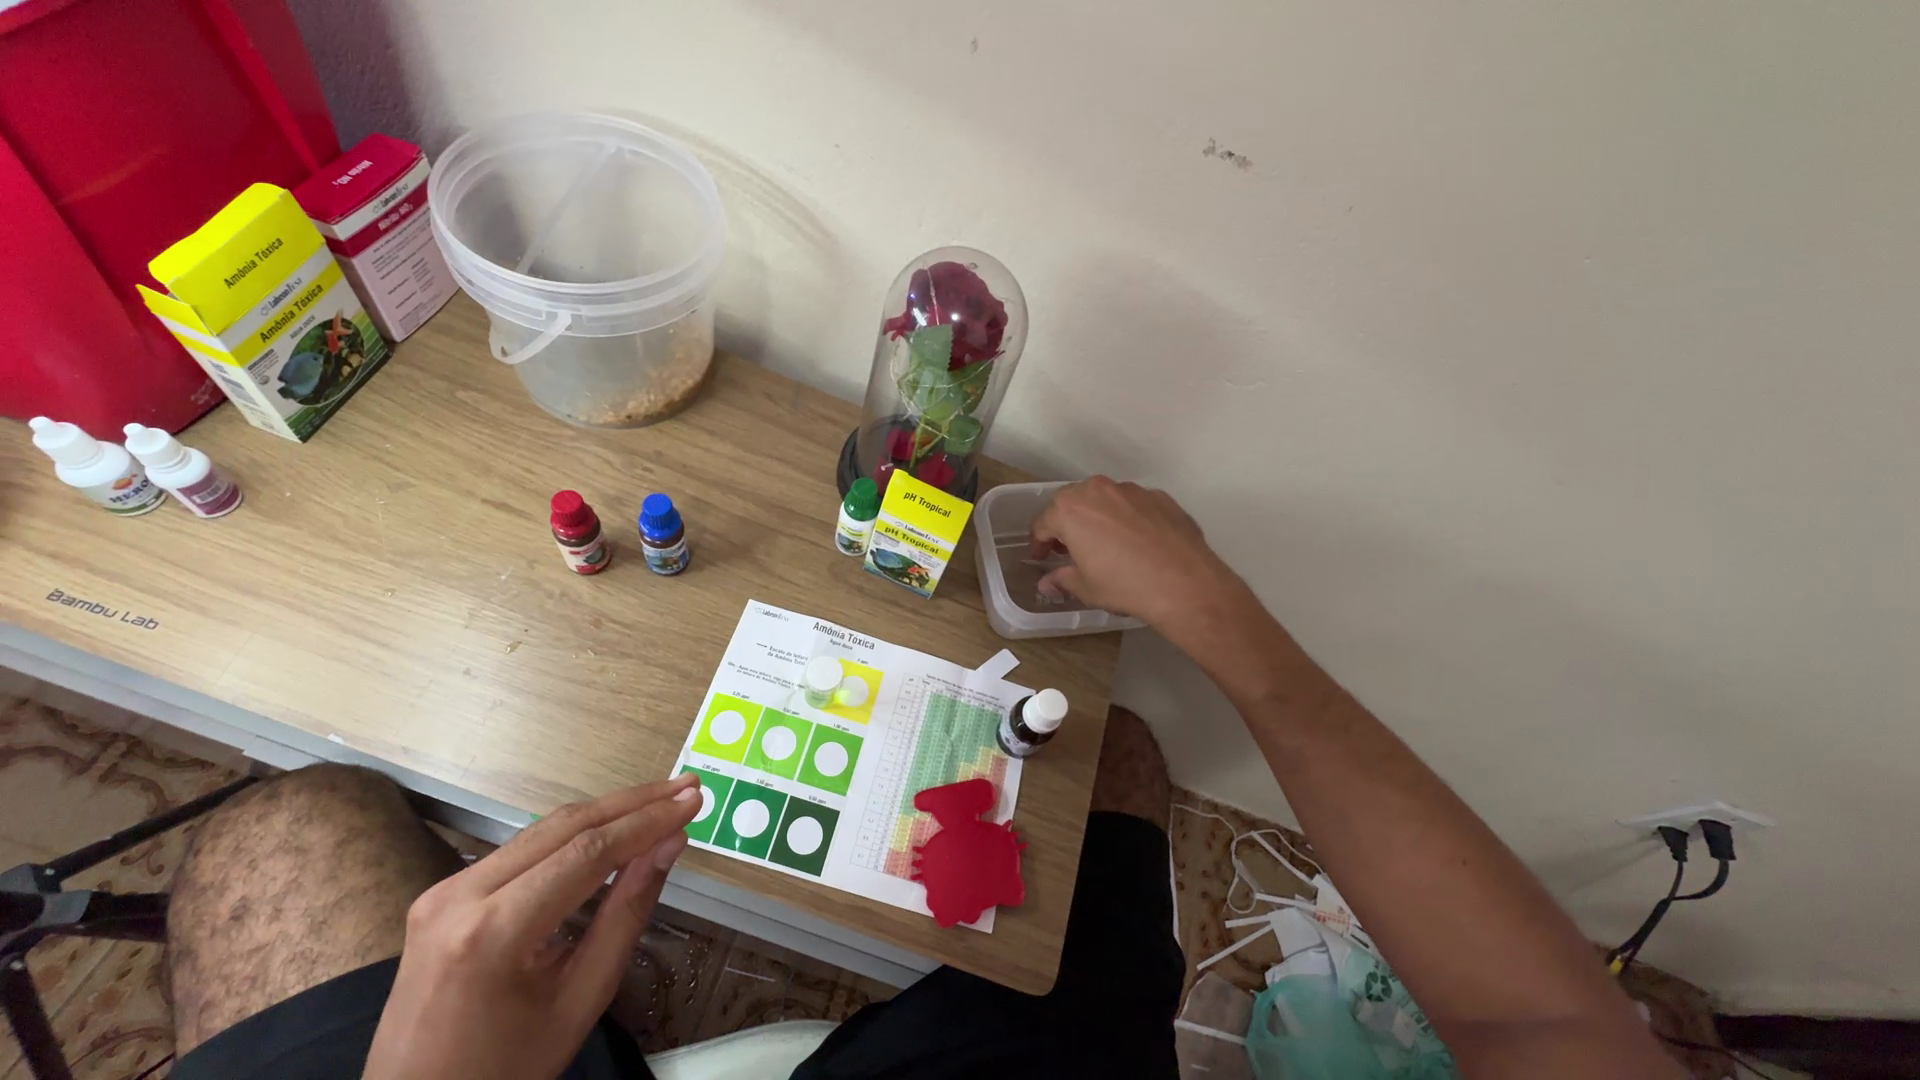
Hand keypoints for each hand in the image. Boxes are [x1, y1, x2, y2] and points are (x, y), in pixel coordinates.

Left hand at [363, 773, 702, 1079]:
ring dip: (606, 813)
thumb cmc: (507, 1069)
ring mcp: (444, 891)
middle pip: (564, 827)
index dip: (647, 821)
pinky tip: (610, 832)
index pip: (587, 852)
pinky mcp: (442, 893)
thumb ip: (628, 912)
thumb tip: (670, 844)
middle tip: (687, 787)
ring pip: (542, 831)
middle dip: (633, 803)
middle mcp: (460, 895)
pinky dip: (572, 837)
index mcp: (493, 931)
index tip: (694, 799)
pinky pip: (521, 850)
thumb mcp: (582, 997)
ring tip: (660, 803)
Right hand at [1027, 476, 1243, 629]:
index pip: (1043, 523)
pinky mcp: (1160, 497)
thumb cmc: (1125, 585)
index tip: (1040, 557)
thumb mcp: (1086, 588)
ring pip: (1104, 499)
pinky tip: (1136, 543)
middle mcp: (1098, 490)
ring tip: (1104, 545)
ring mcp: (1132, 490)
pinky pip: (1133, 505)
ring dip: (1098, 517)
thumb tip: (1049, 583)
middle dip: (1066, 524)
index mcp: (1070, 509)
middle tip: (1069, 549)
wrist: (1184, 583)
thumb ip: (1062, 579)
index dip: (1038, 543)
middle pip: (1072, 503)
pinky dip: (1128, 519)